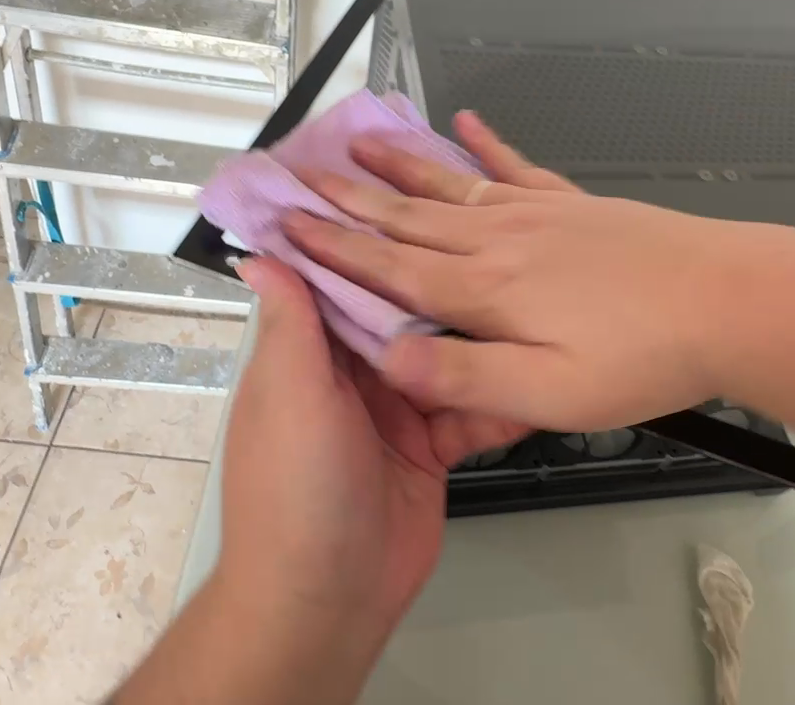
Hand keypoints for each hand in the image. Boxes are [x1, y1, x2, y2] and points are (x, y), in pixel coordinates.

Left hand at [216, 257, 523, 661]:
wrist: (327, 599)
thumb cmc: (294, 488)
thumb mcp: (288, 394)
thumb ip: (290, 322)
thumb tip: (260, 249)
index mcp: (309, 353)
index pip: (343, 281)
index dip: (371, 240)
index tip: (410, 194)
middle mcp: (351, 373)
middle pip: (401, 312)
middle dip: (439, 282)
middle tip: (494, 237)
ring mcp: (396, 408)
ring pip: (442, 355)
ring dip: (477, 336)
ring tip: (527, 292)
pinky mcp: (431, 444)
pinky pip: (469, 408)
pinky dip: (496, 395)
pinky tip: (534, 372)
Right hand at [281, 112, 792, 431]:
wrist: (727, 299)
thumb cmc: (641, 357)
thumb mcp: (549, 393)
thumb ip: (463, 376)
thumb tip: (388, 357)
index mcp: (483, 291)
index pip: (389, 267)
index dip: (333, 249)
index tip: (286, 226)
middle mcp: (497, 239)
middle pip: (407, 217)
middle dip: (348, 198)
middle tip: (300, 174)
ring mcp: (535, 212)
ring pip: (448, 184)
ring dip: (400, 164)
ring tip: (359, 139)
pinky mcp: (571, 202)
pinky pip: (516, 166)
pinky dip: (487, 144)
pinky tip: (467, 120)